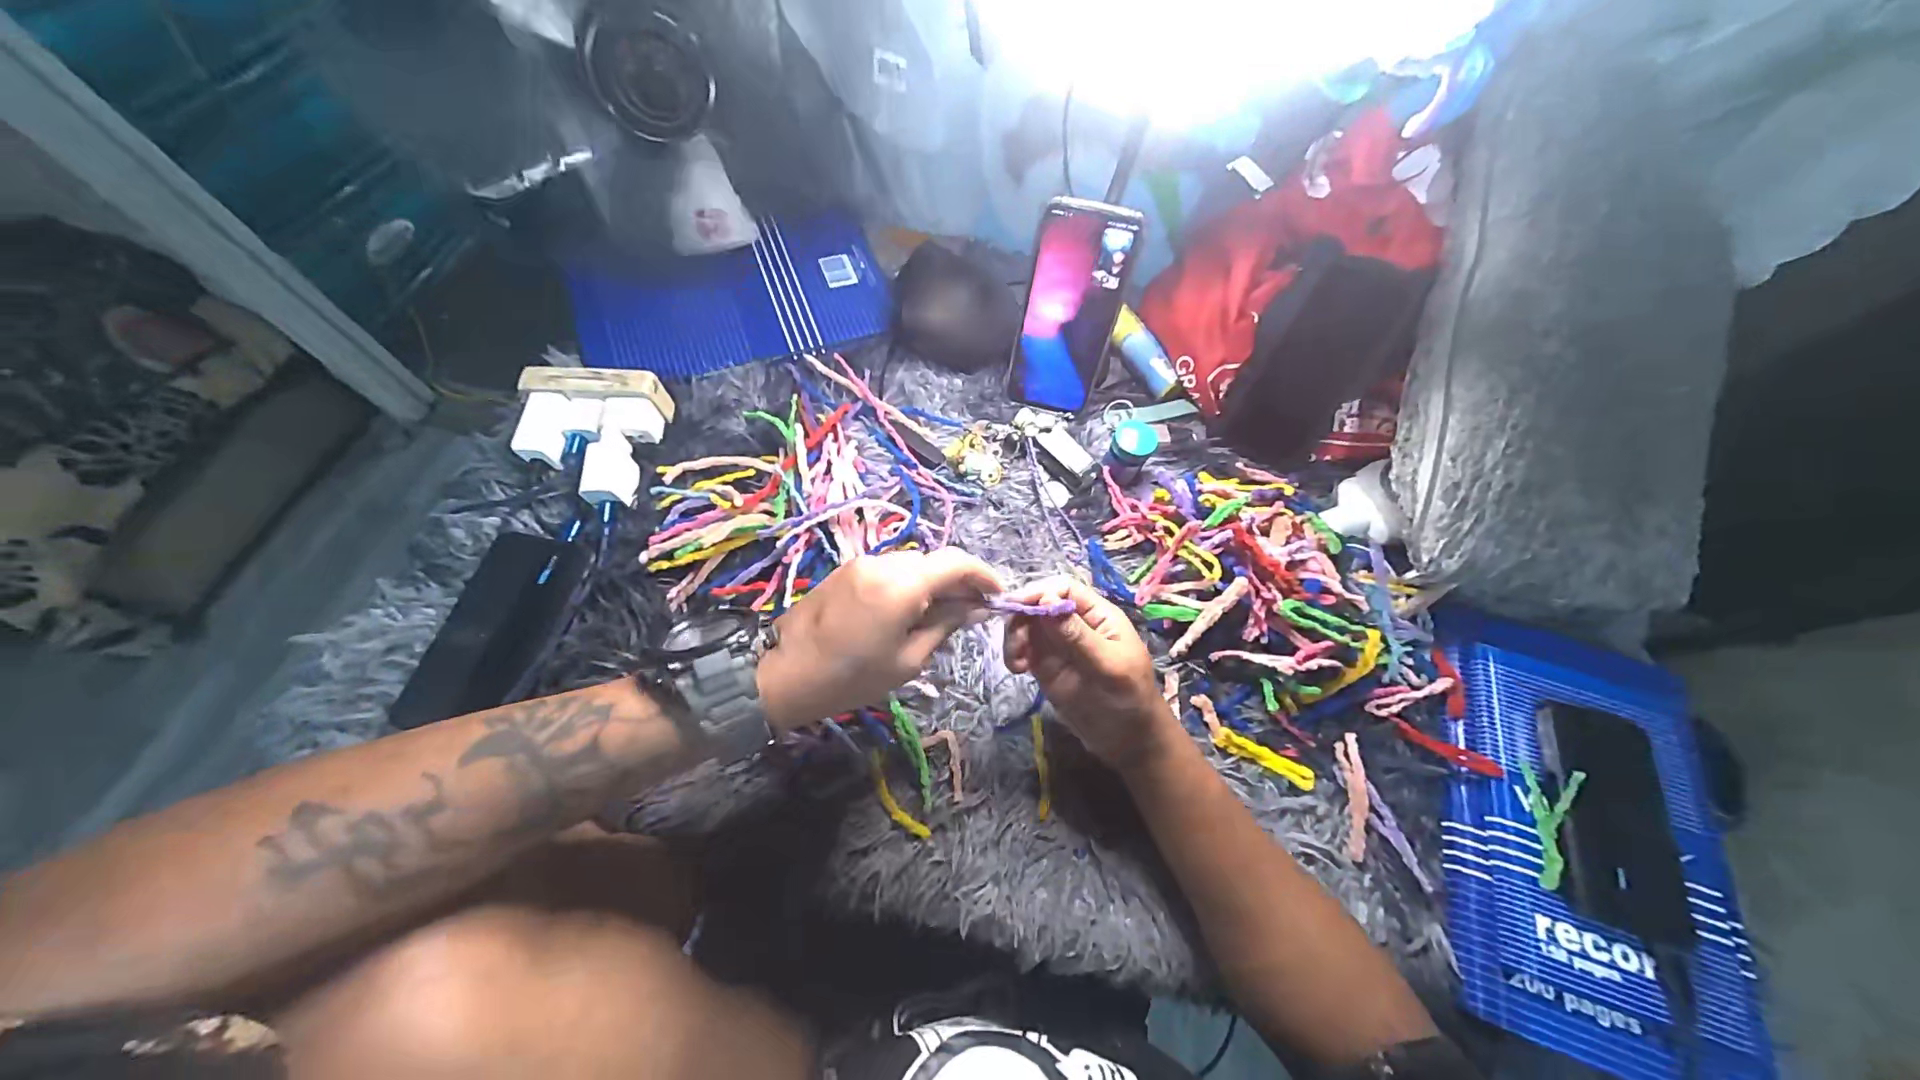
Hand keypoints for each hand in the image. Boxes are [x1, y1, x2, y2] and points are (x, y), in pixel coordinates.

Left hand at [756, 549, 1003, 729]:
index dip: (984, 575)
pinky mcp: (848, 569)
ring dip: (933, 582)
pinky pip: (890, 569)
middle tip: (971, 611)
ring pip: (913, 564)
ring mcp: (863, 562)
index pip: (958, 562)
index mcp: (903, 584)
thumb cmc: (852, 676)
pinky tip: (908, 611)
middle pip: (936, 561)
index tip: (998, 595)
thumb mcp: (909, 659)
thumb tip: (975, 608)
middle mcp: (885, 562)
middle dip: (959, 581)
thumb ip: (946, 625)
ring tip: (939, 616)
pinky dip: (909, 583)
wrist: (784, 672)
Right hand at [1002, 577, 1182, 771]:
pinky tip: (1017, 669)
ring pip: (1026, 625)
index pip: (1064, 589)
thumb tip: (1047, 600)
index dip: (1040, 592)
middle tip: (1015, 642)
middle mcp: (1075, 624)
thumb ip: (1078, 636)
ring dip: (1014, 636)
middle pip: (1039, 603)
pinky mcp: (1045, 666)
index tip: (1018, 607)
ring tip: (1017, 662)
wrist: (1130, 742)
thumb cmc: (1130, 699)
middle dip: (1022, 616)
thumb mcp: (1109, 667)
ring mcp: (1058, 645)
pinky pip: (1023, 649)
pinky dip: (1014, 653)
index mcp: (1098, 615)